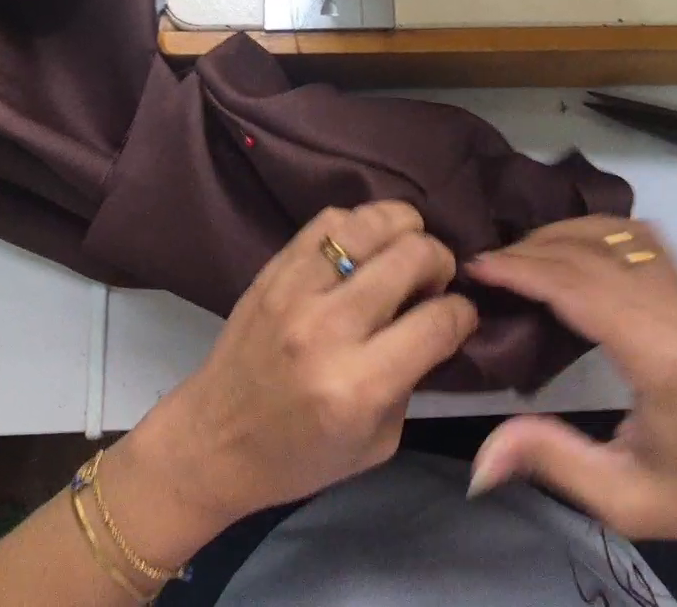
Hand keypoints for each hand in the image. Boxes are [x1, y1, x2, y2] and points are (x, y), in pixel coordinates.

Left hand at [119, 201, 479, 526]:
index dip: (464, 314)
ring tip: (403, 253)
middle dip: (440, 262)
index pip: (439, 321)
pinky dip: (359, 226)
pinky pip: (329, 220)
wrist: (212, 441)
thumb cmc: (299, 456)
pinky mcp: (272, 270)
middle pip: (412, 255)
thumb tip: (440, 319)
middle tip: (433, 282)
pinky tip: (362, 250)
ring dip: (404, 230)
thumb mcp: (379, 442)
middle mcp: (327, 329)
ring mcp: (294, 291)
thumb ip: (414, 377)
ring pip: (371, 222)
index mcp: (357, 385)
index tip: (460, 316)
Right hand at [463, 218, 676, 606]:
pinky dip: (594, 231)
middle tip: (483, 266)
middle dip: (529, 250)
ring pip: (615, 234)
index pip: (579, 286)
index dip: (522, 270)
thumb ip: (551, 462)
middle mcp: (675, 310)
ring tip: (517, 257)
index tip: (476, 268)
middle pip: (591, 252)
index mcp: (660, 354)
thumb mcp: (622, 497)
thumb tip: (480, 459)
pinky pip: (638, 238)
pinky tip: (568, 248)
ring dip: (560, 235)